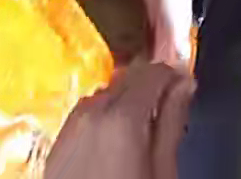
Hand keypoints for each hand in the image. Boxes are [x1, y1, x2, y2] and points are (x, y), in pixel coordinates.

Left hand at [45, 62, 193, 178]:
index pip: (154, 71)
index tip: (185, 86)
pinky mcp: (55, 145)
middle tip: (168, 109)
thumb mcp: (161, 175)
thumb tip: (183, 83)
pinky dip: (104, 116)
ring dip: (126, 100)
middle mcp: (93, 110)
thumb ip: (172, 124)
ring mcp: (70, 127)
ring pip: (107, 92)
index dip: (173, 74)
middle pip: (129, 76)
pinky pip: (87, 114)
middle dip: (150, 86)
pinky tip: (113, 146)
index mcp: (123, 116)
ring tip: (141, 131)